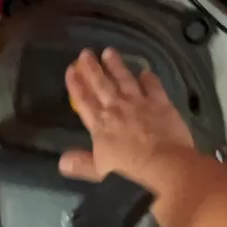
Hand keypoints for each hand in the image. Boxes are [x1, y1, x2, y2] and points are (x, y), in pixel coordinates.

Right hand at [59, 47, 196, 183]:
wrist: (164, 167)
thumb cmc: (129, 174)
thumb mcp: (100, 173)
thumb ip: (82, 164)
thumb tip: (61, 161)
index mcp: (101, 124)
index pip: (84, 100)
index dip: (76, 84)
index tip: (71, 69)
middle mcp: (117, 108)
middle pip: (101, 84)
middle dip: (92, 68)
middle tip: (86, 52)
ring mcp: (139, 103)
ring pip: (124, 79)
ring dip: (116, 65)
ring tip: (109, 51)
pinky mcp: (160, 103)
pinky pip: (153, 86)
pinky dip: (148, 78)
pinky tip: (145, 71)